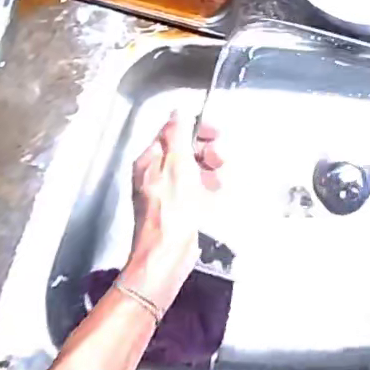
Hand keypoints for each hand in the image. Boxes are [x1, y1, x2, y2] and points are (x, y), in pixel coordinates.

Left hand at [123, 111, 222, 308]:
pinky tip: (213, 195)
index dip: (198, 130)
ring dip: (209, 171)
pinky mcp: (175, 209)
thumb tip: (177, 112)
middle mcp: (154, 173)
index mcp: (150, 160)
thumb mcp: (177, 164)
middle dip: (206, 152)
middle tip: (219, 162)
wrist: (166, 257)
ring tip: (217, 183)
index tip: (216, 135)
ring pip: (193, 169)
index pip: (175, 131)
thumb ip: (177, 134)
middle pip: (186, 149)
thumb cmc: (172, 210)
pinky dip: (206, 188)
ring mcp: (164, 192)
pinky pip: (194, 189)